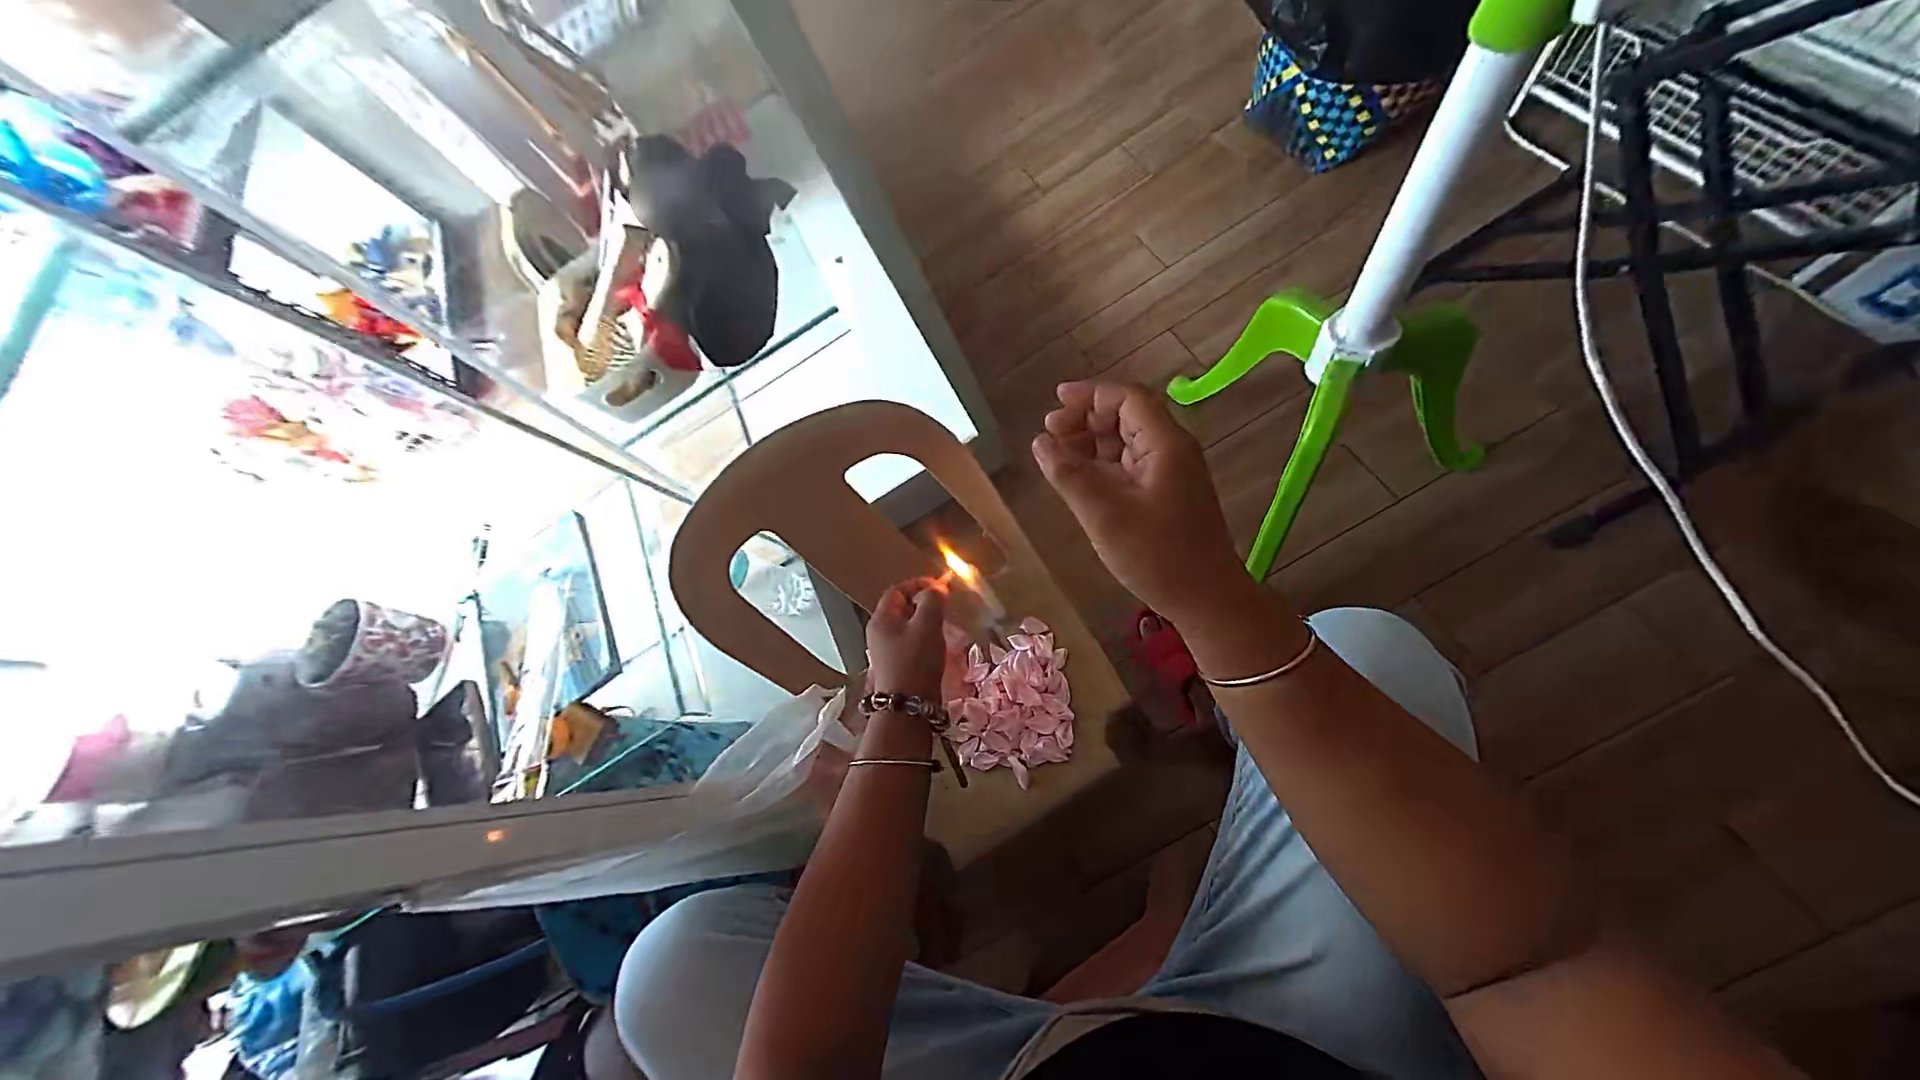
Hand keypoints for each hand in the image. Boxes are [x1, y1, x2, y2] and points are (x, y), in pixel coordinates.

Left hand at [865, 578, 947, 696]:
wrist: (908, 707)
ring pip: (908, 626)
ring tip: (947, 624)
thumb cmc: (916, 661)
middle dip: (924, 602)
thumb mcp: (927, 626)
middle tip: (946, 605)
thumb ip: (932, 601)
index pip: (897, 590)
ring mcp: (886, 651)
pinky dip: (925, 637)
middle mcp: (879, 633)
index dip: (919, 583)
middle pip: (901, 607)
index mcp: (881, 619)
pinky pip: (911, 643)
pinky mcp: (896, 666)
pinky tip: (939, 644)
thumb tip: (936, 588)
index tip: (941, 587)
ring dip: (927, 621)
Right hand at [1032, 381, 1256, 628]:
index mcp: (1165, 445)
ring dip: (1091, 443)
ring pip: (1126, 442)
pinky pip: (1129, 467)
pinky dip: (1101, 466)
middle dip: (1086, 419)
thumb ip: (1069, 475)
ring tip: (1057, 456)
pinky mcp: (1165, 496)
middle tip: (1049, 433)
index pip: (1127, 399)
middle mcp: (1171, 451)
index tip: (1054, 404)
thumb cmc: (1157, 556)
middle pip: (1127, 417)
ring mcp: (1170, 474)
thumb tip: (1040, 442)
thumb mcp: (1104, 515)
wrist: (1206, 599)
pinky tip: (1078, 479)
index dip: (1089, 396)